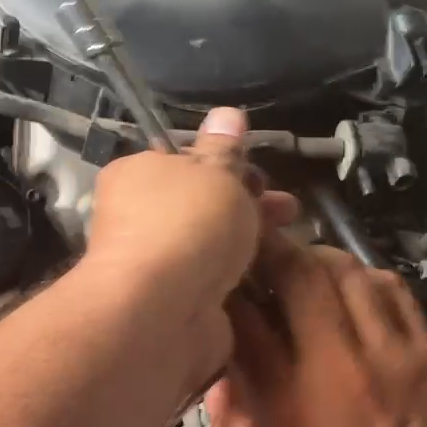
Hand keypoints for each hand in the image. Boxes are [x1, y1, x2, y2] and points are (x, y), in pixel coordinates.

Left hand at [82, 107, 297, 387]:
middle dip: (249, 204)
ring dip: (248, 243)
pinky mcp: (173, 305)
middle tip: (289, 210)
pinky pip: (212, 284)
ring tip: (290, 244)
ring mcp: (155, 266)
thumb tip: (227, 113)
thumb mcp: (216, 172)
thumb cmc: (188, 225)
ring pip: (209, 246)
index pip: (182, 161)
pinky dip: (238, 281)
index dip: (225, 164)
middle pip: (200, 205)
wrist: (161, 312)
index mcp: (137, 174)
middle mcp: (137, 218)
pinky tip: (270, 280)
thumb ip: (226, 148)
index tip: (261, 174)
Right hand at [206, 238, 426, 426]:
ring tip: (299, 264)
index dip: (226, 289)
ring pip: (347, 269)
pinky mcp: (426, 346)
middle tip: (254, 245)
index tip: (217, 280)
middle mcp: (337, 363)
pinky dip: (362, 276)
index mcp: (288, 401)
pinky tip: (347, 287)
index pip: (246, 318)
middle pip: (298, 273)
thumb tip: (217, 361)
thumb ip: (229, 416)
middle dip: (269, 248)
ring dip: (315, 257)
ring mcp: (390, 350)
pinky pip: (390, 286)